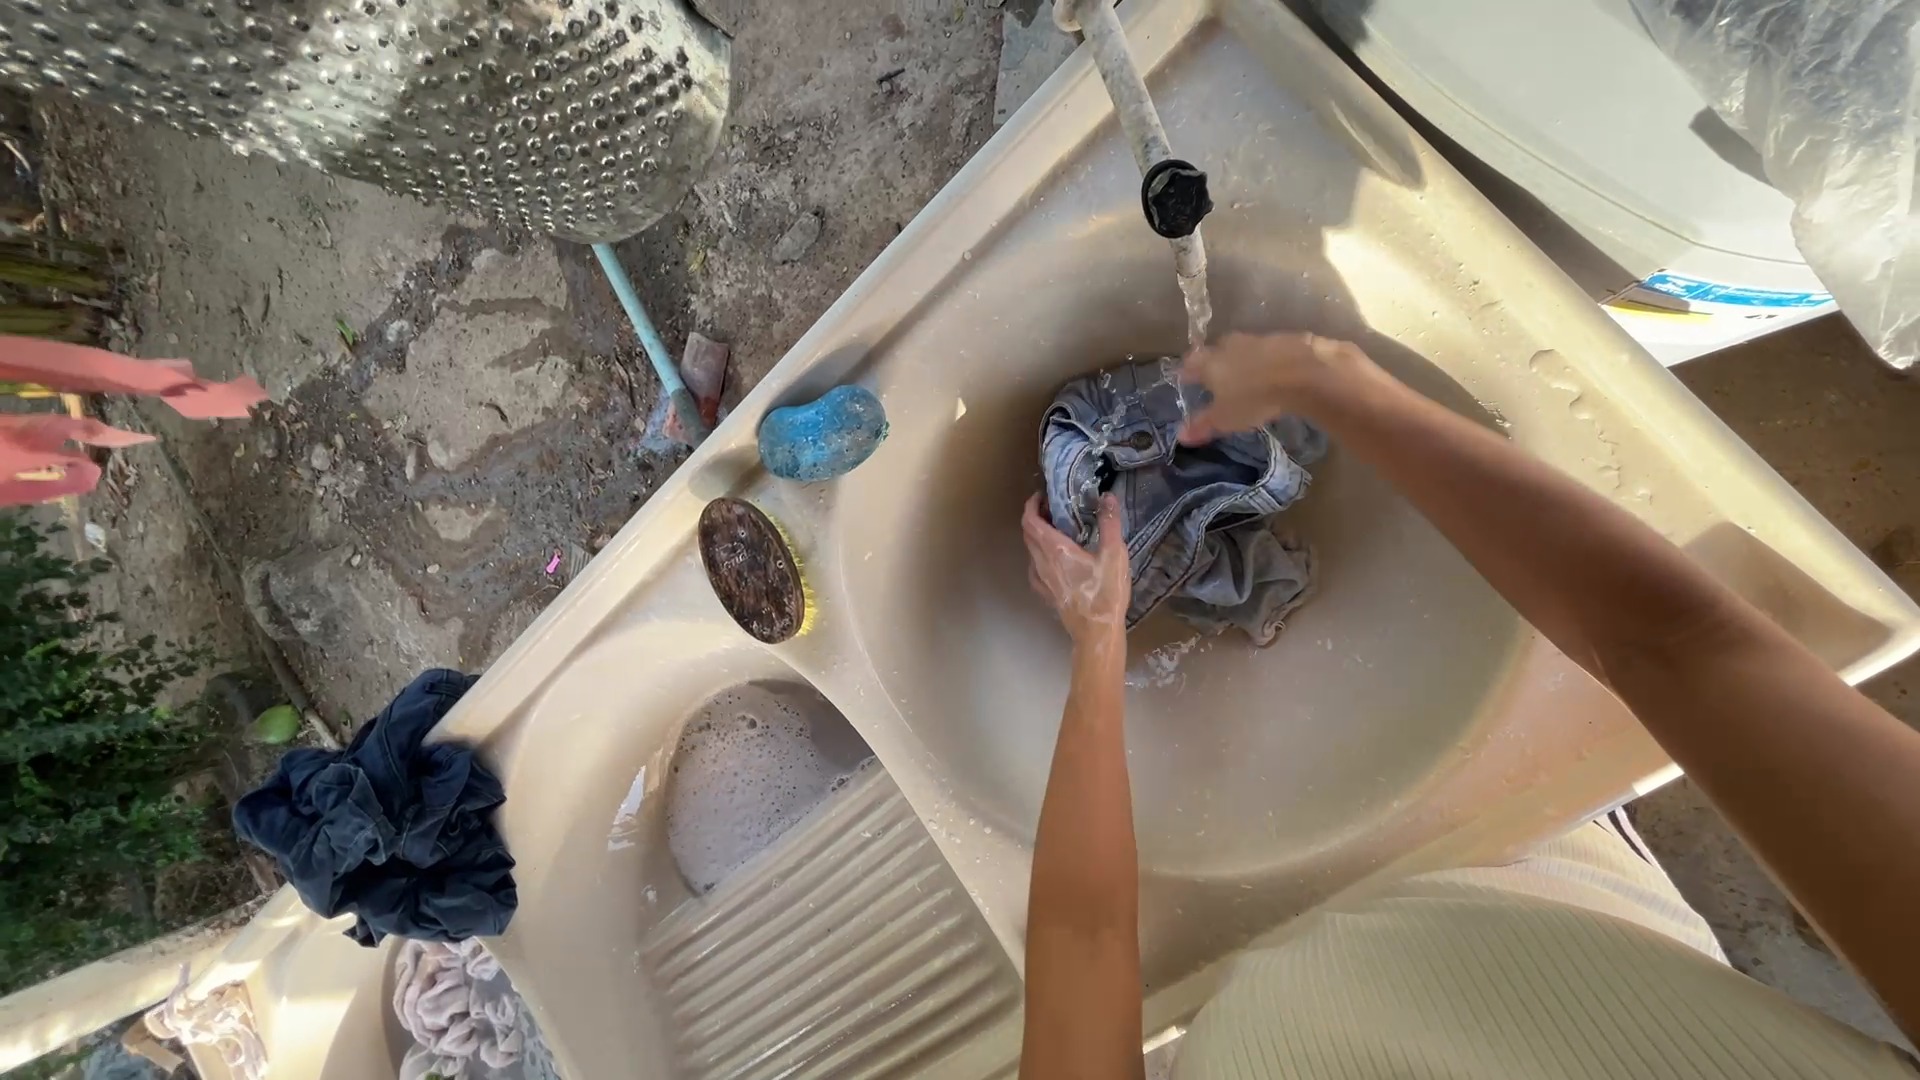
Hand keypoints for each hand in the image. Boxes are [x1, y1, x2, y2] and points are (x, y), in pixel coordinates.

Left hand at [1023, 493, 1130, 644]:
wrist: (1096, 632)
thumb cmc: (1105, 593)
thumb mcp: (1114, 554)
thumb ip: (1110, 523)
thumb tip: (1107, 496)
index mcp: (1054, 549)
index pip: (1030, 521)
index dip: (1031, 505)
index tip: (1042, 496)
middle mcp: (1041, 562)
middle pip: (1027, 534)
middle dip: (1035, 518)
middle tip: (1053, 510)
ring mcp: (1041, 580)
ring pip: (1030, 551)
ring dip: (1037, 537)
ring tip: (1055, 531)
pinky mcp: (1046, 594)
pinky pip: (1034, 569)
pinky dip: (1039, 557)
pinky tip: (1052, 560)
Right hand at [1177, 331, 1376, 444]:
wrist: (1304, 373)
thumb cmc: (1254, 398)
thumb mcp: (1226, 418)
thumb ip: (1203, 425)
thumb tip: (1181, 436)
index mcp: (1210, 363)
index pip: (1190, 363)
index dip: (1186, 372)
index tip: (1186, 379)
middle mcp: (1230, 346)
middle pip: (1216, 350)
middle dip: (1214, 361)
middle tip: (1216, 377)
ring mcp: (1258, 339)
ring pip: (1243, 347)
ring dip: (1241, 358)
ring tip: (1246, 374)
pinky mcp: (1284, 339)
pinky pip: (1268, 349)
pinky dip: (1266, 359)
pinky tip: (1273, 371)